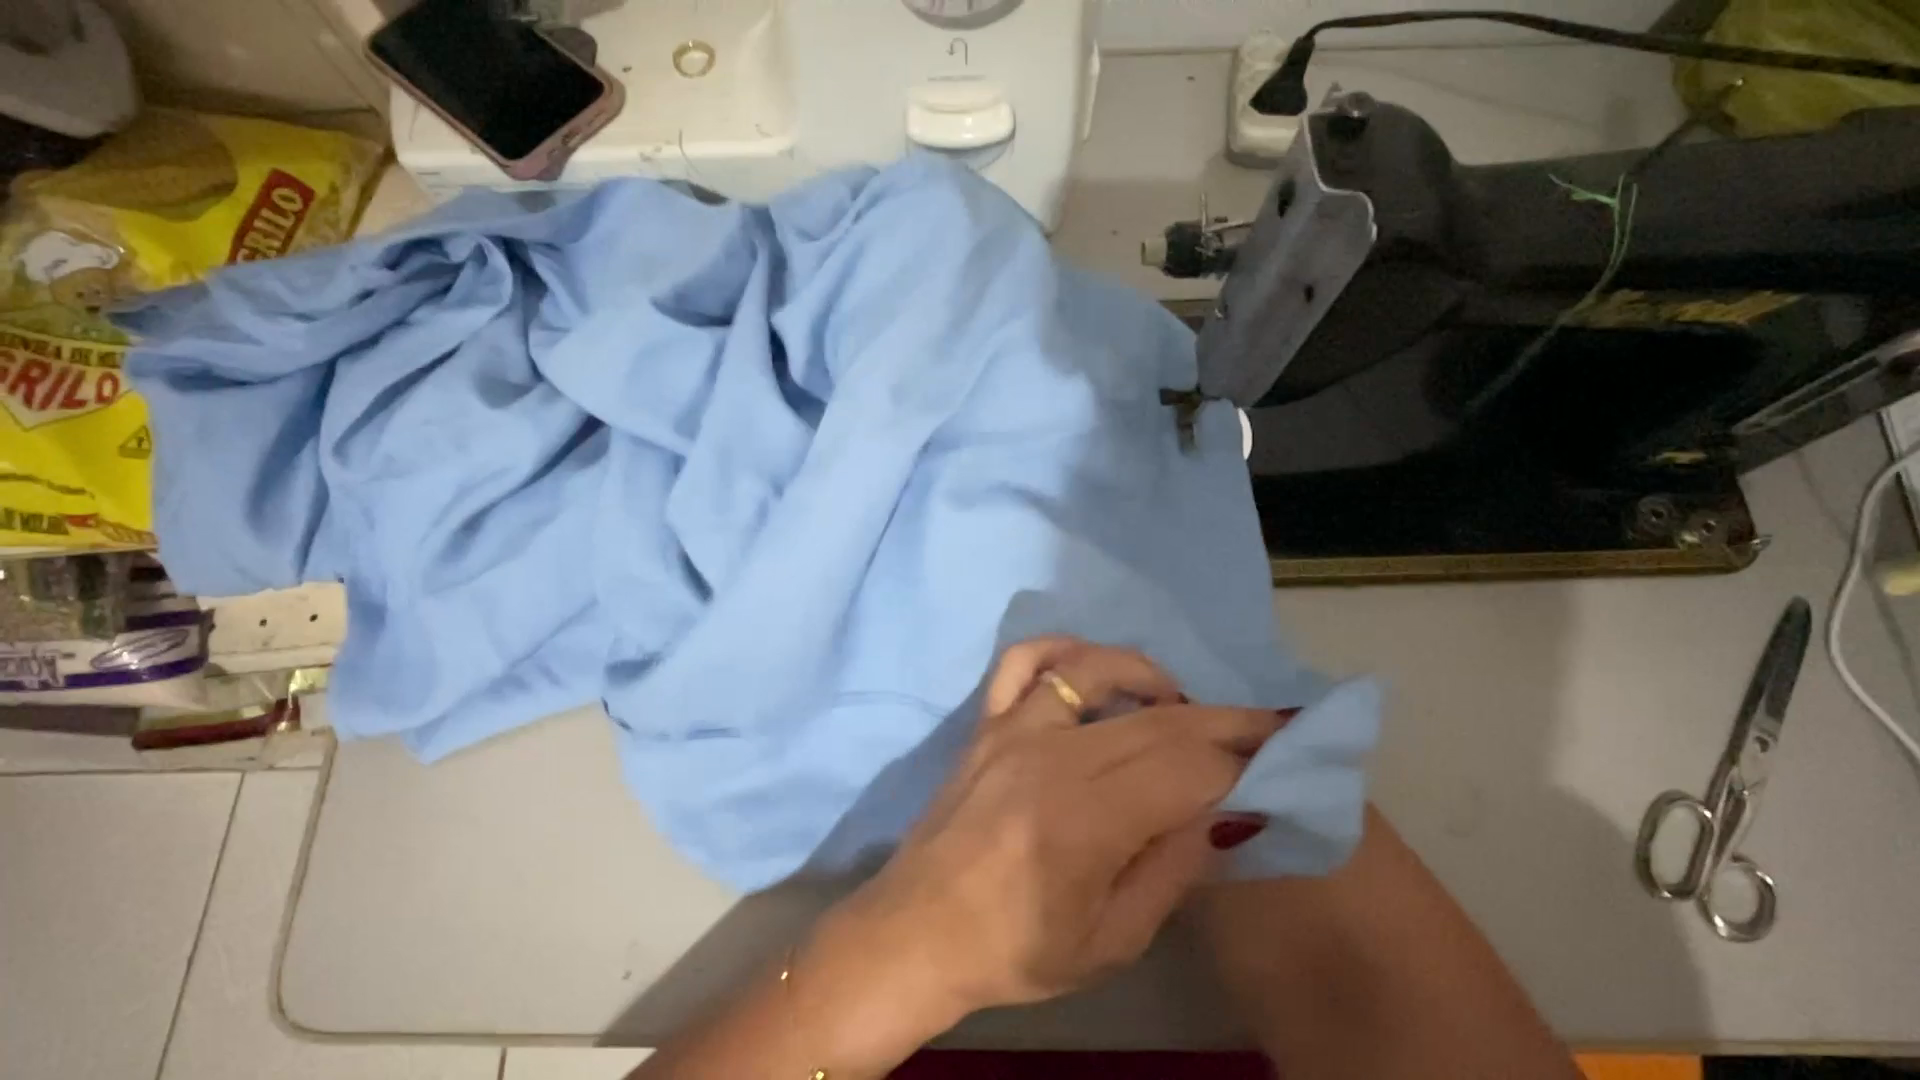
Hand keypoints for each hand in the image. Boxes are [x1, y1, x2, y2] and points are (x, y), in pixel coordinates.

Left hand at [798, 637, 1282, 1065]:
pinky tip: (1094, 670)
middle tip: (1263, 727)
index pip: (1187, 770)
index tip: (1277, 761)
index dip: (1240, 764)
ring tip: (1180, 708)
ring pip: (1098, 673)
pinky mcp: (985, 725)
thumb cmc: (1014, 951)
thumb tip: (1222, 812)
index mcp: (1085, 821)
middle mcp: (1051, 759)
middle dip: (1221, 721)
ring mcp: (1012, 731)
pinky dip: (1066, 650)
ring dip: (1153, 680)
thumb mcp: (1111, 943)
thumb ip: (1171, 871)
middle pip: (1157, 720)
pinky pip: (1024, 661)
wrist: (915, 934)